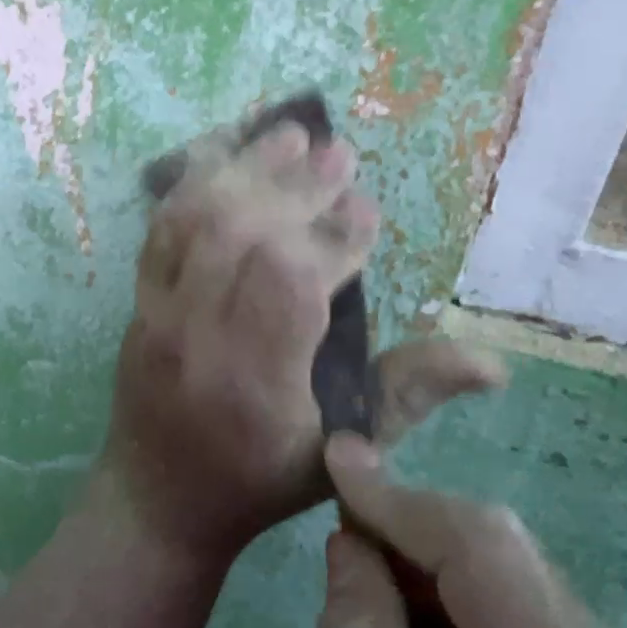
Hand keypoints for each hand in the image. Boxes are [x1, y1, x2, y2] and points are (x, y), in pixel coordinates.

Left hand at [101, 114, 506, 560]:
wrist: (160, 492)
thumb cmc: (262, 478)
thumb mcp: (344, 452)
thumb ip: (406, 394)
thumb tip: (491, 361)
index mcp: (256, 381)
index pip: (288, 283)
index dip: (331, 238)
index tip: (365, 207)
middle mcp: (198, 337)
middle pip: (239, 238)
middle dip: (291, 187)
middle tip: (335, 151)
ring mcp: (156, 313)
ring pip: (193, 223)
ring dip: (241, 172)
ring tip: (285, 135)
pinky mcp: (135, 300)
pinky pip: (158, 229)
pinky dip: (191, 185)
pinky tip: (223, 155)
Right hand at [315, 434, 605, 627]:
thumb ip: (359, 623)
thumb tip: (348, 543)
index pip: (475, 535)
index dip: (396, 492)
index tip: (334, 455)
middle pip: (498, 542)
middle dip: (414, 524)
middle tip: (351, 535)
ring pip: (513, 570)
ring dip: (437, 561)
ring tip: (381, 582)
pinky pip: (529, 605)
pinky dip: (470, 597)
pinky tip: (427, 622)